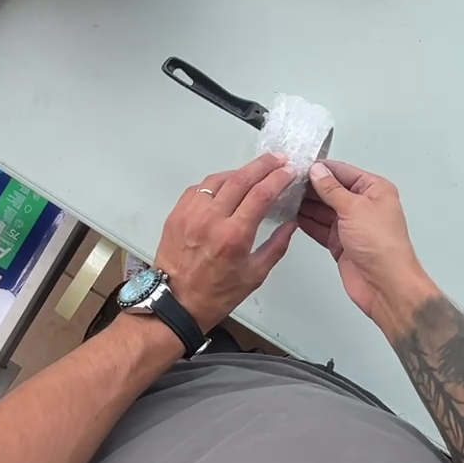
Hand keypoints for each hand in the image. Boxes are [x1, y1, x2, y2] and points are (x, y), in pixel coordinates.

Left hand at [151, 153, 300, 330]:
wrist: (174, 303)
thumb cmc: (213, 295)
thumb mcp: (254, 276)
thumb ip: (276, 246)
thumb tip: (289, 225)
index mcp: (233, 236)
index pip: (261, 194)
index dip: (278, 178)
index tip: (288, 171)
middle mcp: (211, 220)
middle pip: (241, 179)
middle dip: (263, 165)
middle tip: (277, 159)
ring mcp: (191, 214)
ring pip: (219, 179)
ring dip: (240, 171)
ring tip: (254, 170)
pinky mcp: (177, 214)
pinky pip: (199, 188)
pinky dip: (216, 183)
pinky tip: (226, 185)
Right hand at [299, 160, 434, 329]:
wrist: (385, 285)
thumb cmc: (383, 247)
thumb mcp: (354, 208)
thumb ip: (331, 189)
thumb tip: (317, 172)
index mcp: (374, 190)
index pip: (342, 171)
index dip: (320, 168)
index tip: (299, 166)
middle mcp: (363, 205)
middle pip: (330, 189)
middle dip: (309, 186)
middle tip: (286, 181)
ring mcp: (351, 224)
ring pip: (322, 209)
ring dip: (304, 204)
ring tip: (284, 196)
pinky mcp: (340, 242)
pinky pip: (319, 227)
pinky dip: (306, 222)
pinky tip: (292, 215)